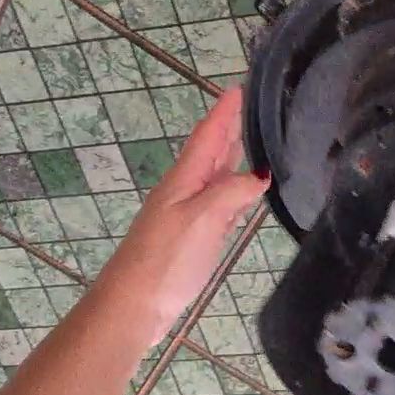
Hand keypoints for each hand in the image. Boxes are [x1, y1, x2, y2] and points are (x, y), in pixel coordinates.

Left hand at [94, 86, 269, 342]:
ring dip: (237, 151)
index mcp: (185, 179)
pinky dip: (240, 182)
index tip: (242, 86)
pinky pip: (224, 196)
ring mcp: (192, 211)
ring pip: (219, 171)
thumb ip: (232, 192)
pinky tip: (252, 184)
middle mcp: (188, 189)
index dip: (225, 111)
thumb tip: (260, 177)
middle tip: (259, 104)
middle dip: (233, 124)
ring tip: (260, 135)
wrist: (133, 308)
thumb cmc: (164, 260)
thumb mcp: (202, 219)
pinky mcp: (198, 233)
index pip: (209, 134)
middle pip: (213, 148)